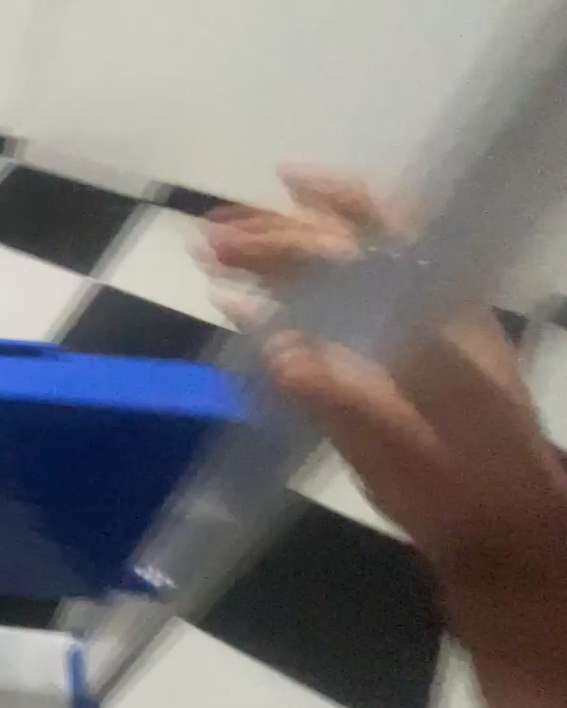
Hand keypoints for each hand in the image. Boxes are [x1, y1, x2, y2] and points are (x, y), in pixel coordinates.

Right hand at [200, 165, 566, 577]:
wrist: (498, 526)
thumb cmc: (452, 484)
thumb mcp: (395, 442)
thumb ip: (334, 394)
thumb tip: (275, 350)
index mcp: (431, 323)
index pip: (377, 245)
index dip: (338, 204)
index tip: (286, 181)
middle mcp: (418, 316)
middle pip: (345, 252)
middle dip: (276, 231)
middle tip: (209, 230)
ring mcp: (400, 339)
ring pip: (331, 278)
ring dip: (271, 257)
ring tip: (212, 248)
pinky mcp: (380, 365)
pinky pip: (320, 316)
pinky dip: (273, 301)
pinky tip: (236, 302)